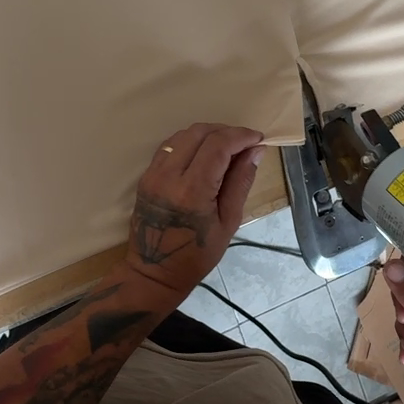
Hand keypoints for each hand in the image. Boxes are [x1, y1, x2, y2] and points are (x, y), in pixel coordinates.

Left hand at [123, 123, 265, 297]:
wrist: (154, 272)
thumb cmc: (197, 254)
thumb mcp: (229, 221)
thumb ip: (241, 181)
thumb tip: (256, 150)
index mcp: (192, 191)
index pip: (218, 145)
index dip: (240, 136)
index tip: (257, 139)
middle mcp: (168, 176)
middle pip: (199, 133)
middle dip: (226, 131)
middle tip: (244, 144)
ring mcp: (153, 174)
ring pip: (182, 135)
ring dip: (207, 134)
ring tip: (225, 148)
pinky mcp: (146, 176)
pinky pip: (169, 146)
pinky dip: (190, 143)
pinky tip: (203, 155)